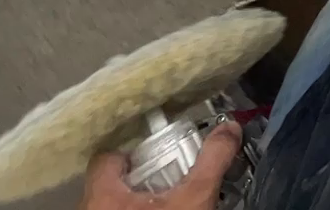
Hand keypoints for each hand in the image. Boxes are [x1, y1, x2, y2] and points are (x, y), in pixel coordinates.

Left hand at [78, 122, 240, 209]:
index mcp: (101, 198)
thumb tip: (228, 127)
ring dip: (143, 204)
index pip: (107, 157)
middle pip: (113, 184)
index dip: (135, 150)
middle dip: (145, 179)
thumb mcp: (196, 198)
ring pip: (116, 209)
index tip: (162, 152)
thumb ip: (213, 159)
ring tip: (173, 205)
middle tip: (175, 180)